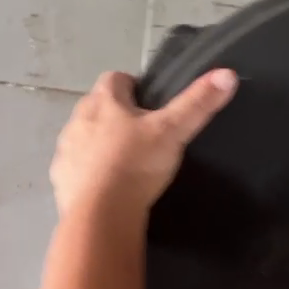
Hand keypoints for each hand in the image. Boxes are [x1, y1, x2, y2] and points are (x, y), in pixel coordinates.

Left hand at [50, 68, 236, 216]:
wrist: (100, 214)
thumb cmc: (136, 165)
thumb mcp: (173, 132)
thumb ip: (198, 104)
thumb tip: (228, 74)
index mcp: (104, 101)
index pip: (116, 79)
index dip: (133, 87)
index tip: (149, 104)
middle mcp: (78, 118)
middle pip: (97, 107)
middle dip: (116, 116)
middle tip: (142, 136)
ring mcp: (66, 149)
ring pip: (84, 136)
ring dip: (99, 143)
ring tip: (124, 164)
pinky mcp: (60, 177)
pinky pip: (74, 167)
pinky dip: (88, 172)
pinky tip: (105, 187)